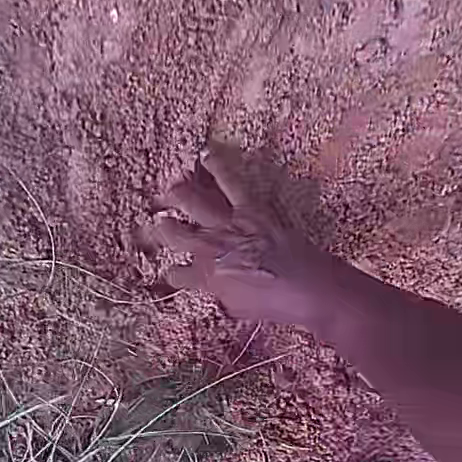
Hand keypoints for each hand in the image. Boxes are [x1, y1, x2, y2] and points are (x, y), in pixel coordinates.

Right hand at [149, 146, 367, 332]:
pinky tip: (205, 155)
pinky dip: (216, 168)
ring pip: (194, 203)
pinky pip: (229, 182)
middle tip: (153, 222)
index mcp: (205, 277)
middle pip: (176, 233)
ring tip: (168, 187)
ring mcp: (229, 225)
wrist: (308, 287)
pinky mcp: (250, 208)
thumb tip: (210, 284)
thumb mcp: (236, 307)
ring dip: (178, 195)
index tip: (169, 274)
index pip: (177, 274)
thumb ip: (217, 291)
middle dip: (162, 228)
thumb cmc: (273, 303)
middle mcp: (210, 248)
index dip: (171, 275)